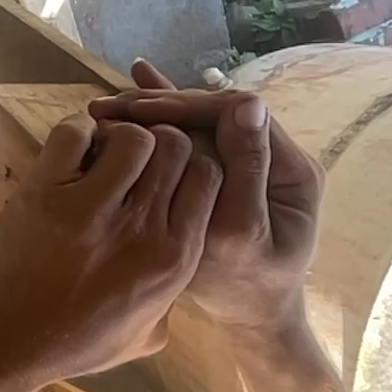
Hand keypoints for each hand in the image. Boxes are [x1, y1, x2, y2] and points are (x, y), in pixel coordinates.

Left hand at [0, 113, 220, 391]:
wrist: (9, 335)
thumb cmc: (79, 339)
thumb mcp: (151, 331)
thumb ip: (175, 291)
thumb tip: (181, 256)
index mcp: (176, 256)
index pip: (208, 176)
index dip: (189, 162)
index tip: (165, 168)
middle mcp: (143, 228)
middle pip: (175, 147)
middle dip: (158, 140)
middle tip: (130, 155)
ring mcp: (92, 207)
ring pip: (132, 136)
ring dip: (118, 134)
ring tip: (100, 153)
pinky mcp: (45, 191)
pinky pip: (74, 133)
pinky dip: (77, 129)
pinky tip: (72, 150)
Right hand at [87, 60, 323, 335]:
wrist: (246, 315)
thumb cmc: (243, 283)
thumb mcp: (242, 230)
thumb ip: (246, 167)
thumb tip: (246, 102)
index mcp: (287, 166)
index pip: (235, 111)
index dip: (182, 104)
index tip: (133, 111)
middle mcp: (270, 154)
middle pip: (211, 108)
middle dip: (157, 103)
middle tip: (106, 106)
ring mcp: (245, 159)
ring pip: (197, 117)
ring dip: (151, 107)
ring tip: (104, 106)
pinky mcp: (222, 167)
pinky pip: (192, 129)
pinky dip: (162, 108)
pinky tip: (137, 77)